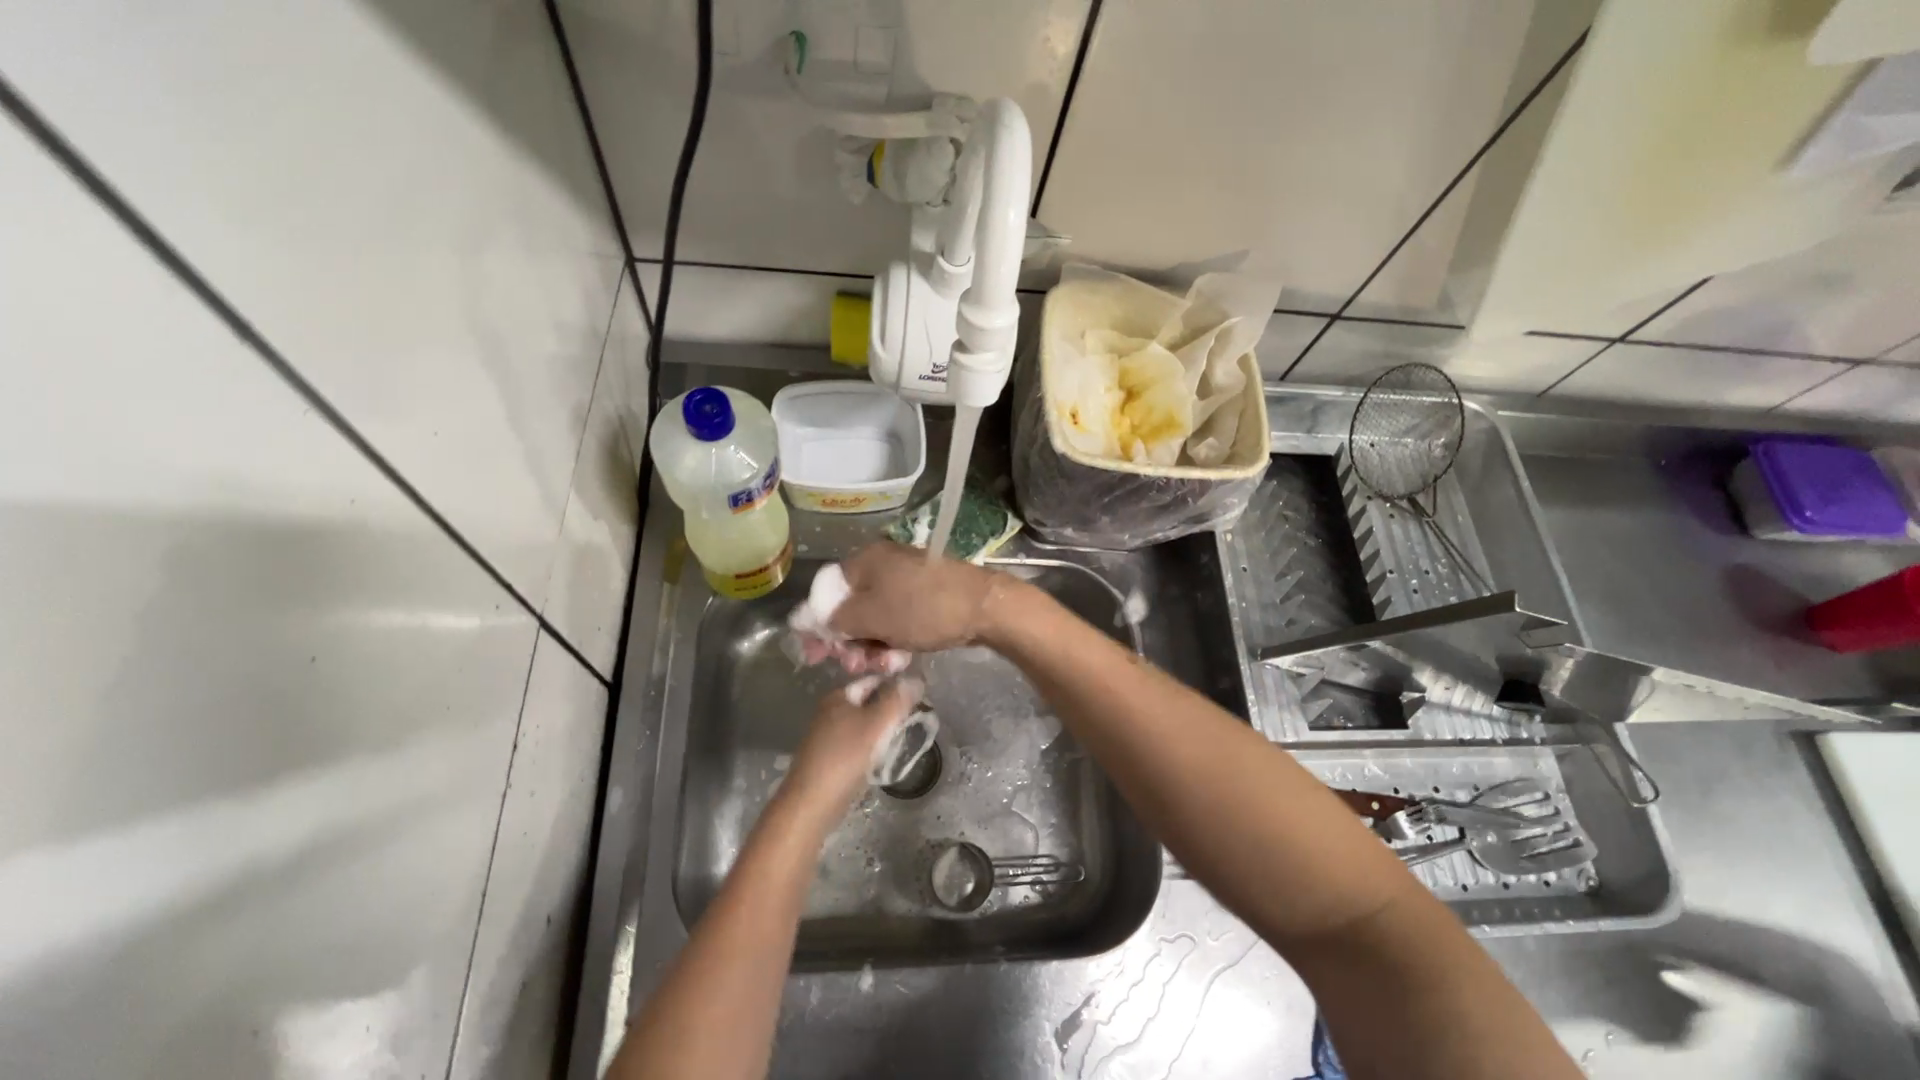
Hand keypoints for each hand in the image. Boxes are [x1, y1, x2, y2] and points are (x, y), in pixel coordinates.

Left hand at [786, 675, 925, 814]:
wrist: (813, 802)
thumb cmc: (845, 757)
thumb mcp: (876, 723)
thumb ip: (897, 700)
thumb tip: (917, 679)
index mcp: (837, 697)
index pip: (873, 681)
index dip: (896, 688)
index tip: (918, 701)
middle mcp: (830, 712)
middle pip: (869, 703)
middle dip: (891, 712)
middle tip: (912, 722)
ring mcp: (828, 735)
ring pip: (864, 725)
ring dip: (883, 732)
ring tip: (901, 740)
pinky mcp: (830, 757)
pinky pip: (858, 744)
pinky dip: (872, 748)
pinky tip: (883, 759)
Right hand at [830, 542, 1009, 651]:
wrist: (986, 609)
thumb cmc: (923, 609)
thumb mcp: (871, 617)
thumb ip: (834, 619)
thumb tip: (805, 620)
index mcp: (865, 560)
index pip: (825, 592)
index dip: (816, 625)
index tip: (815, 656)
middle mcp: (883, 566)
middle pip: (850, 608)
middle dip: (848, 641)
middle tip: (854, 666)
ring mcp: (907, 581)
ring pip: (875, 619)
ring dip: (872, 647)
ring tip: (882, 666)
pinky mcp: (925, 599)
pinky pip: (897, 621)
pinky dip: (894, 641)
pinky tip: (900, 660)